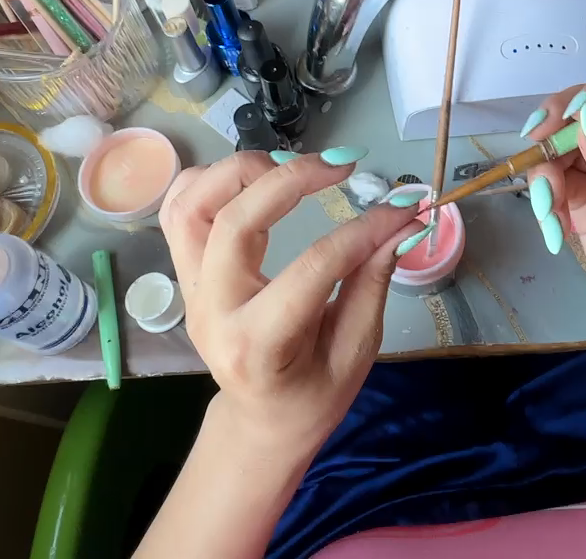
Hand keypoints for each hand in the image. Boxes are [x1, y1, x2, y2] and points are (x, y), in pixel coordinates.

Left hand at [162, 150, 422, 451]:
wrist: (260, 420)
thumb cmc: (314, 393)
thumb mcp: (356, 349)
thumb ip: (374, 280)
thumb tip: (405, 220)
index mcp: (257, 345)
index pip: (313, 267)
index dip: (365, 229)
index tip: (403, 207)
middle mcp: (212, 311)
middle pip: (234, 221)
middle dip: (293, 179)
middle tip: (342, 165)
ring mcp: (191, 288)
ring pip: (191, 204)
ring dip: (242, 170)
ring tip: (293, 165)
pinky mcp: (187, 271)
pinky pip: (180, 207)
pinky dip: (212, 179)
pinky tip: (257, 177)